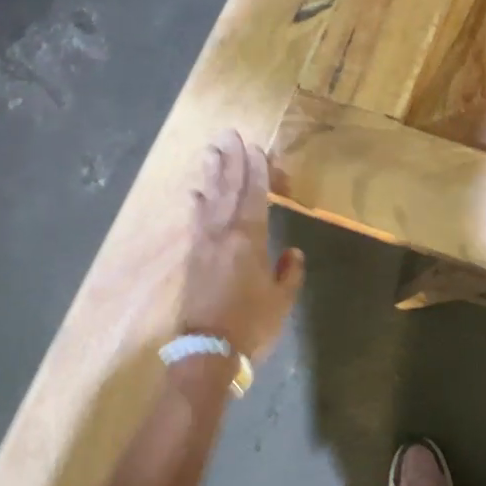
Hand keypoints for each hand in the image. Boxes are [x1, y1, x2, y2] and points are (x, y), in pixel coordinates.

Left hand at [180, 130, 304, 360]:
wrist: (207, 350)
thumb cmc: (252, 324)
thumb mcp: (282, 299)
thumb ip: (289, 272)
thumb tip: (292, 253)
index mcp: (249, 239)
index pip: (254, 195)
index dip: (256, 170)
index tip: (256, 147)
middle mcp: (224, 233)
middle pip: (229, 189)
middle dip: (232, 161)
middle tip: (230, 135)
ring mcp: (204, 244)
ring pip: (209, 199)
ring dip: (213, 173)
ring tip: (213, 150)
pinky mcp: (193, 257)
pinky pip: (196, 219)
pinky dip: (198, 202)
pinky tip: (196, 191)